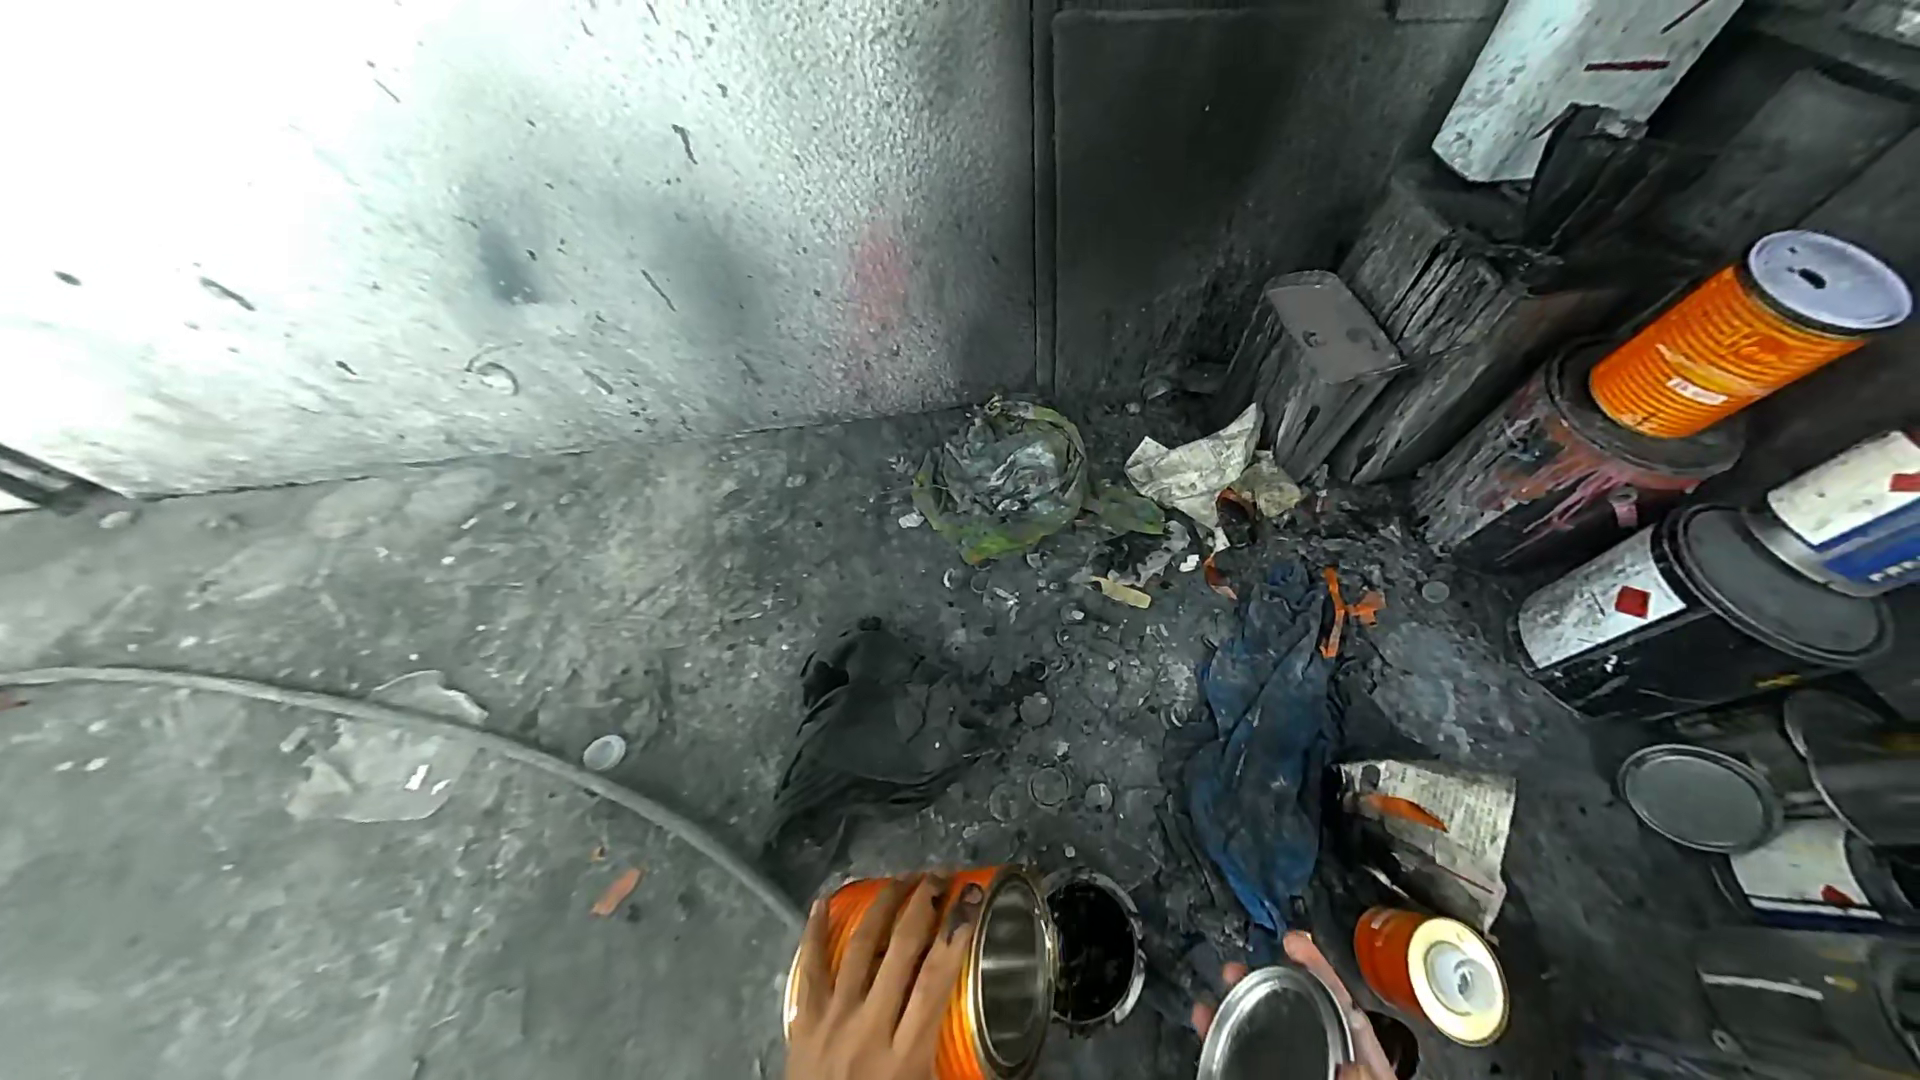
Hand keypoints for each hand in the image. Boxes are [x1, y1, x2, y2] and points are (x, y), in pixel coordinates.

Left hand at [786, 875, 985, 1079]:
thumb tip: (1010, 1061)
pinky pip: (809, 966)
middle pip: (902, 949)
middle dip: (923, 903)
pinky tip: (825, 899)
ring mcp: (832, 1020)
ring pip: (862, 945)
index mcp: (906, 1057)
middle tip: (938, 876)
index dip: (957, 931)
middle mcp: (870, 1028)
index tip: (971, 897)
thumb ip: (962, 1069)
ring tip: (902, 879)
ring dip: (884, 905)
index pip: (937, 979)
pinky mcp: (803, 1022)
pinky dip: (815, 929)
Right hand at [1190, 930, 1398, 1079]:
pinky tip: (1203, 1020)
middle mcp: (1332, 1061)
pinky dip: (1222, 1033)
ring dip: (1242, 1001)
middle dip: (1268, 981)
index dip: (1318, 970)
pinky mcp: (1262, 1072)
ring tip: (1221, 986)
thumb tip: (1352, 1066)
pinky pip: (1243, 1054)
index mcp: (1366, 1068)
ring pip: (1268, 1029)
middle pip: (1300, 1012)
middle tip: (1239, 966)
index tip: (1292, 942)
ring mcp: (1300, 1067)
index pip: (1343, 1007)